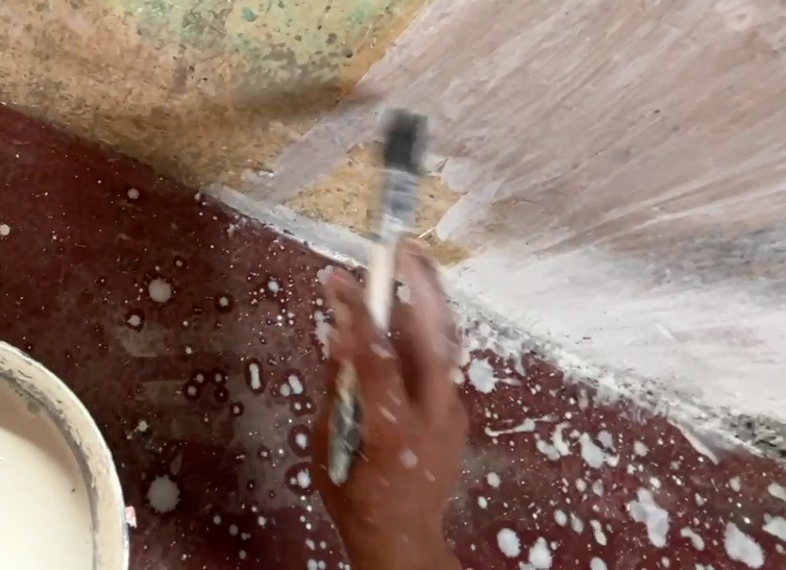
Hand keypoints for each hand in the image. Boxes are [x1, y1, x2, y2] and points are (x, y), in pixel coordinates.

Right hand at [314, 243, 466, 569]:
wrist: (404, 543)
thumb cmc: (352, 494)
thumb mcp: (328, 440)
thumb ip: (338, 385)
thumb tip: (338, 334)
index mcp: (391, 427)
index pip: (374, 355)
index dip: (354, 311)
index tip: (334, 276)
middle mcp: (432, 415)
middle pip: (437, 340)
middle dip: (424, 287)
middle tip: (407, 245)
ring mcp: (452, 416)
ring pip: (446, 345)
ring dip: (427, 300)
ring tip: (411, 263)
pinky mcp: (457, 415)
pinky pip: (441, 362)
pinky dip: (423, 330)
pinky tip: (403, 314)